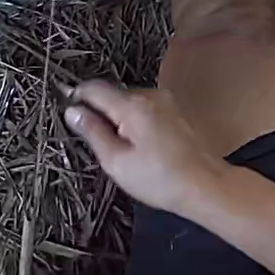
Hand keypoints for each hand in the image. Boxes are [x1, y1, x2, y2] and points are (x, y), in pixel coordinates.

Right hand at [63, 80, 230, 213]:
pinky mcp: (174, 110)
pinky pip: (143, 108)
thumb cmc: (159, 179)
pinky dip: (134, 122)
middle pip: (112, 94)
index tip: (69, 114)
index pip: (93, 88)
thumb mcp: (116, 161)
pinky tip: (139, 146)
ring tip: (122, 150)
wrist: (205, 187)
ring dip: (118, 118)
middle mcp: (150, 95)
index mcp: (132, 105)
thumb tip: (72, 111)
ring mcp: (165, 101)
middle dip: (100, 113)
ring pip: (127, 102)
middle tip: (99, 144)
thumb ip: (92, 132)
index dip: (77, 98)